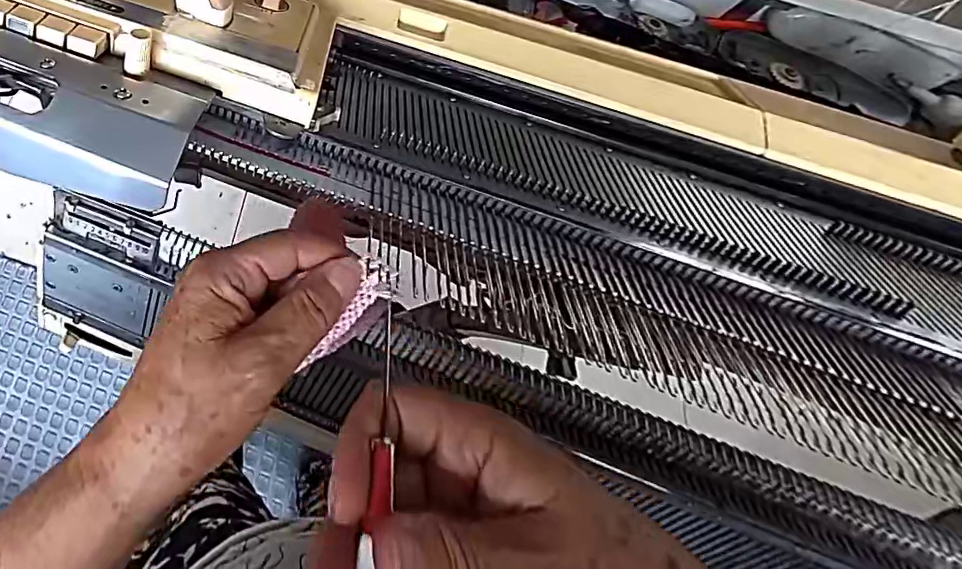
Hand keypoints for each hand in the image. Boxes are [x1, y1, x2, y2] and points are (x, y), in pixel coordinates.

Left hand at [98, 199, 363, 501]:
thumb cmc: (183, 415)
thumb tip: (342, 276)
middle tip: (356, 303)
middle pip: (284, 262)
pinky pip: (264, 311)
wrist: (143, 461)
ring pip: (277, 289)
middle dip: (321, 281)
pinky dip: (290, 322)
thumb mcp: (263, 361)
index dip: (331, 257)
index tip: (364, 275)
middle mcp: (214, 279)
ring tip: (335, 326)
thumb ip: (309, 312)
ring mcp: (214, 304)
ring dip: (308, 304)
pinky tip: (306, 341)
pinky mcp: (217, 328)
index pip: (290, 244)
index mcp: (220, 273)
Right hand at [320, 384, 700, 568]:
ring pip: (394, 513)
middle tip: (336, 557)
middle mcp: (467, 471)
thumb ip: (455, 548)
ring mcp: (465, 514)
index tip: (346, 501)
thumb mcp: (536, 559)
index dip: (360, 444)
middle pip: (385, 467)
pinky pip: (415, 546)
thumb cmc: (625, 568)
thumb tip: (382, 535)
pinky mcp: (467, 549)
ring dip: (367, 543)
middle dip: (354, 510)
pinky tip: (384, 566)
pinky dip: (392, 558)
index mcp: (483, 443)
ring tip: (350, 566)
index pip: (398, 408)